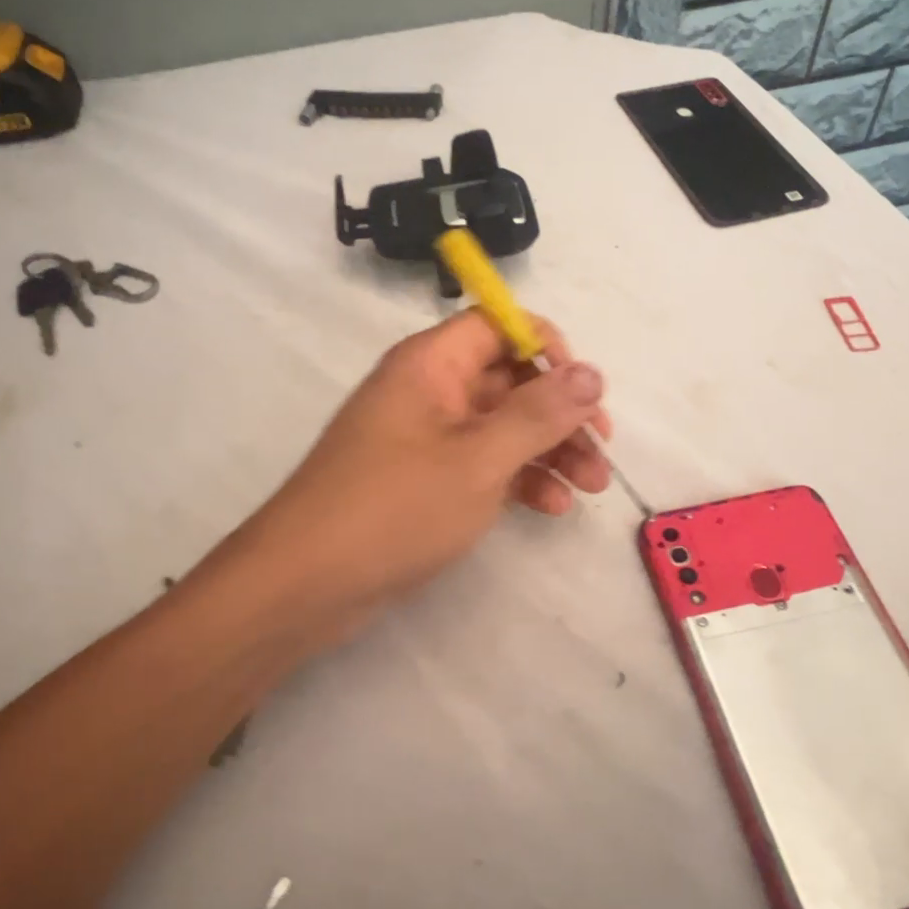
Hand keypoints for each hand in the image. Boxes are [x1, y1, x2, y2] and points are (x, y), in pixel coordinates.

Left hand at [206, 310, 611, 637]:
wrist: (306, 583)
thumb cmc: (394, 508)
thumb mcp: (479, 459)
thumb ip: (539, 414)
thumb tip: (592, 373)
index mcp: (431, 363)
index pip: (499, 325)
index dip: (548, 350)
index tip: (584, 392)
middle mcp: (426, 389)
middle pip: (507, 379)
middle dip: (559, 413)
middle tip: (601, 454)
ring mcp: (422, 437)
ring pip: (499, 426)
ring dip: (548, 451)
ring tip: (590, 489)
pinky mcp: (421, 480)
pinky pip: (480, 464)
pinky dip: (516, 479)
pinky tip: (550, 508)